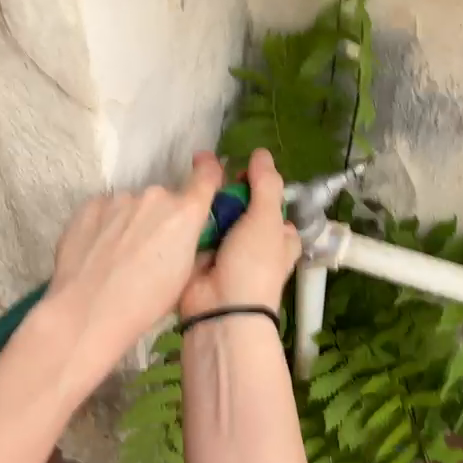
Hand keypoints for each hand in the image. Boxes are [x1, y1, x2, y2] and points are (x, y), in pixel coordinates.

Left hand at [46, 152, 222, 373]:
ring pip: (132, 206)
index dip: (209, 171)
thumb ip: (194, 248)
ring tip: (118, 255)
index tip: (206, 170)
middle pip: (164, 200)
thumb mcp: (185, 279)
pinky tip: (98, 251)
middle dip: (161, 218)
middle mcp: (154, 196)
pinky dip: (105, 225)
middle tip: (149, 249)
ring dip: (131, 222)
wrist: (88, 311)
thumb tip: (195, 241)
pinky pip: (105, 210)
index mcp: (185, 213)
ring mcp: (119, 198)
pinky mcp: (89, 205)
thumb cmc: (145, 303)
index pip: (207, 175)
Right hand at [180, 149, 302, 317]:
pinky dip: (191, 216)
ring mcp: (227, 249)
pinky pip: (197, 227)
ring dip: (208, 199)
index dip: (259, 184)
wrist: (219, 309)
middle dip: (228, 189)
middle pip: (241, 205)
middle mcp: (256, 243)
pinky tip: (181, 200)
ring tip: (194, 175)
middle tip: (211, 168)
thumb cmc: (253, 265)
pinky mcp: (201, 254)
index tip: (243, 171)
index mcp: (281, 237)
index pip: (272, 203)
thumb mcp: (267, 219)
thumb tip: (261, 153)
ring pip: (218, 213)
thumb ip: (265, 184)